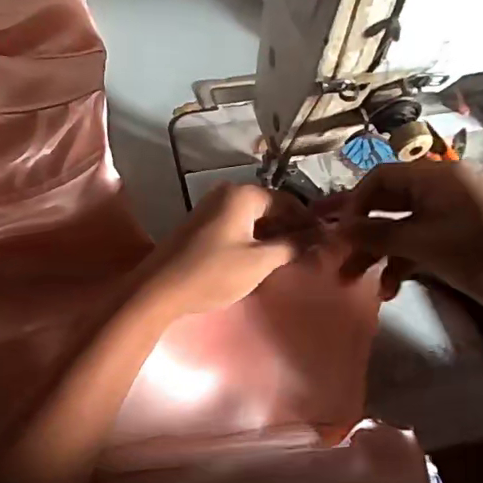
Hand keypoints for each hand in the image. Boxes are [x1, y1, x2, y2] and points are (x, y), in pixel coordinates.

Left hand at [136, 183, 306, 317]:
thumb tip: (319, 235)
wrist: (158, 290)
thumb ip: (292, 245)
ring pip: (254, 216)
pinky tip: (263, 257)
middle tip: (310, 251)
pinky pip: (238, 223)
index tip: (324, 240)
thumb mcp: (259, 262)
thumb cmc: (213, 273)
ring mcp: (212, 207)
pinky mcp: (202, 224)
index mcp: (243, 194)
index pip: (288, 200)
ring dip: (273, 233)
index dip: (308, 220)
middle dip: (291, 226)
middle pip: (270, 205)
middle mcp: (228, 192)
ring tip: (290, 256)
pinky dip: (254, 236)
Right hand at [326, 162, 482, 312]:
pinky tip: (390, 290)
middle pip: (386, 204)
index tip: (338, 233)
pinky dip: (400, 264)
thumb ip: (379, 236)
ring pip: (398, 229)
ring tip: (354, 281)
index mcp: (433, 177)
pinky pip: (416, 246)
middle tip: (338, 261)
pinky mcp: (453, 242)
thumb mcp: (426, 244)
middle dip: (361, 233)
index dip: (355, 204)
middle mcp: (437, 191)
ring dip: (376, 253)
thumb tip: (340, 230)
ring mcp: (446, 218)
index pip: (379, 178)